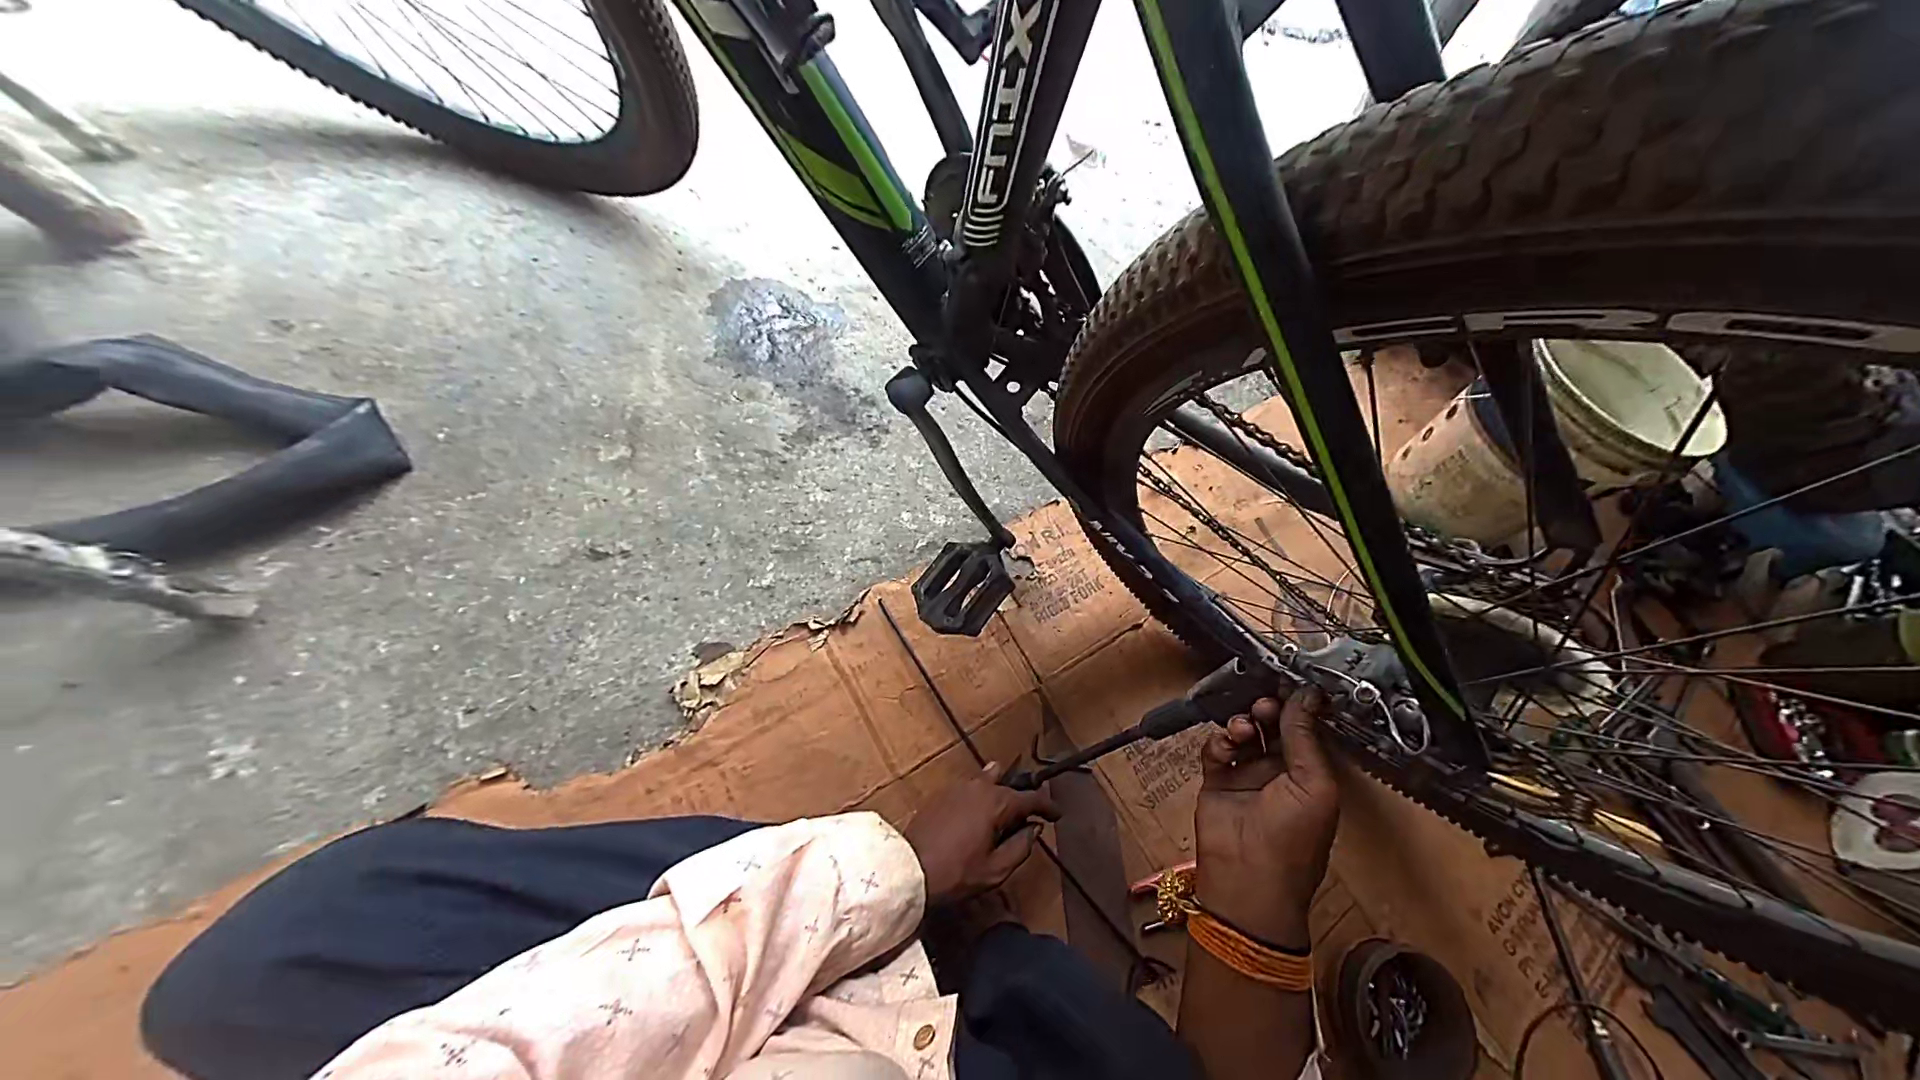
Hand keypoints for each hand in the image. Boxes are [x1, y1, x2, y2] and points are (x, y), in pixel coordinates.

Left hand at [903, 762, 1060, 906]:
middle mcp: (978, 786)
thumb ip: (1021, 846)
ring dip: (999, 793)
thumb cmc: (956, 873)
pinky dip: (980, 797)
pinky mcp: (941, 794)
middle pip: (1008, 783)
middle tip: (1028, 817)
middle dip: (1021, 798)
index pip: (1030, 798)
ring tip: (1002, 815)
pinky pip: (969, 788)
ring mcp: (957, 787)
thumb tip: (1034, 829)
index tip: (1057, 814)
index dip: (1047, 806)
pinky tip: (977, 817)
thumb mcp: (996, 869)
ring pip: (987, 780)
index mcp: (996, 802)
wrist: (909, 869)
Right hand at [1192, 687, 1338, 947]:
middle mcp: (1280, 771)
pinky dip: (1219, 741)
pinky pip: (1215, 748)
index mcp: (1311, 774)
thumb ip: (1304, 738)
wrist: (1248, 877)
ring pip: (1243, 733)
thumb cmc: (1293, 841)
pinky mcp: (1217, 779)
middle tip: (1263, 705)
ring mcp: (1247, 775)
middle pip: (1271, 726)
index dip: (1297, 707)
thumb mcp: (1312, 785)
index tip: (1289, 684)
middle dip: (1267, 710)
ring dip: (1243, 723)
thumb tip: (1306, 697)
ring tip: (1242, 729)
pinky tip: (1224, 746)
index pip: (1305, 730)